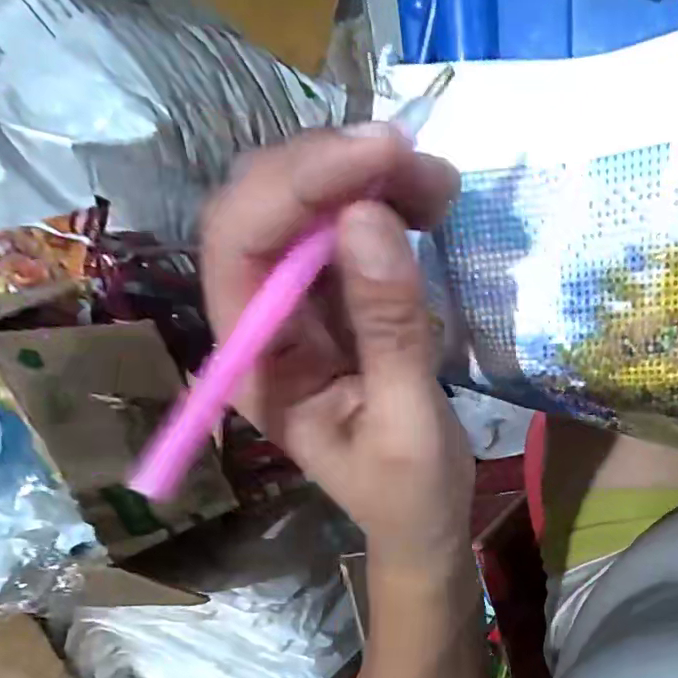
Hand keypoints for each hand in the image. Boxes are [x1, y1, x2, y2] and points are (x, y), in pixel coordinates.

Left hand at [199, 126, 472, 566]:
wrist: (425, 521)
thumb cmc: (409, 495)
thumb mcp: (405, 421)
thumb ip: (387, 329)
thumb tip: (368, 218)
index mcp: (256, 363)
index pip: (241, 246)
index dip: (297, 188)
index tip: (377, 157)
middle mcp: (262, 322)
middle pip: (264, 209)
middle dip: (333, 171)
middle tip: (415, 159)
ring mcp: (300, 308)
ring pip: (306, 208)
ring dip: (365, 178)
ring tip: (436, 183)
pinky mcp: (339, 303)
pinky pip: (347, 230)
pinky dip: (385, 202)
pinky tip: (428, 202)